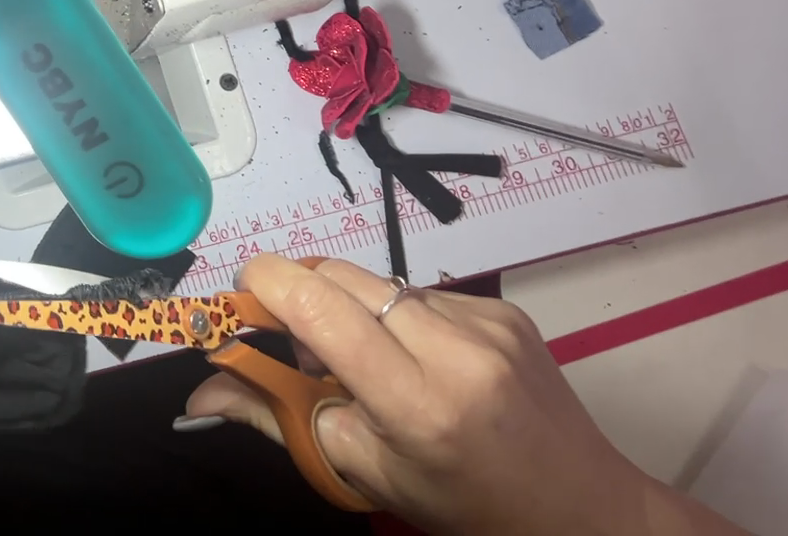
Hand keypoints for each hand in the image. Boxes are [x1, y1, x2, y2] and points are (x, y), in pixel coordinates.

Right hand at [184, 255, 742, 535]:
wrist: (589, 513)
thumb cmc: (461, 504)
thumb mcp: (359, 469)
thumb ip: (272, 417)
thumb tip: (198, 396)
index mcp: (415, 401)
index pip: (316, 305)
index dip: (263, 285)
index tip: (241, 304)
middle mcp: (453, 348)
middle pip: (334, 275)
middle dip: (297, 293)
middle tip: (298, 340)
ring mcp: (484, 321)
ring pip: (371, 279)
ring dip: (345, 304)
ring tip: (367, 355)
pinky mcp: (500, 308)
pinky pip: (414, 289)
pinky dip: (393, 313)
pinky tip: (417, 355)